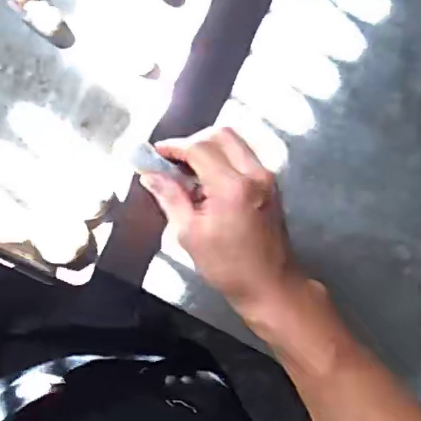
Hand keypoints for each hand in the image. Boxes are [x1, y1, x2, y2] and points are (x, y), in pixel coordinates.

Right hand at [140, 126, 307, 323]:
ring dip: (208, 149)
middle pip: (220, 135)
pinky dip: (222, 160)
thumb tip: (150, 175)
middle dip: (192, 142)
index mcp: (232, 187)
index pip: (199, 148)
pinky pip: (243, 157)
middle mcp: (255, 175)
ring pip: (234, 143)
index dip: (173, 147)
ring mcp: (267, 178)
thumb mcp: (189, 234)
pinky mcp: (270, 185)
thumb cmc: (228, 267)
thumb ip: (170, 197)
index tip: (155, 154)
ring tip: (187, 173)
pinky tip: (206, 184)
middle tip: (171, 160)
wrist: (271, 285)